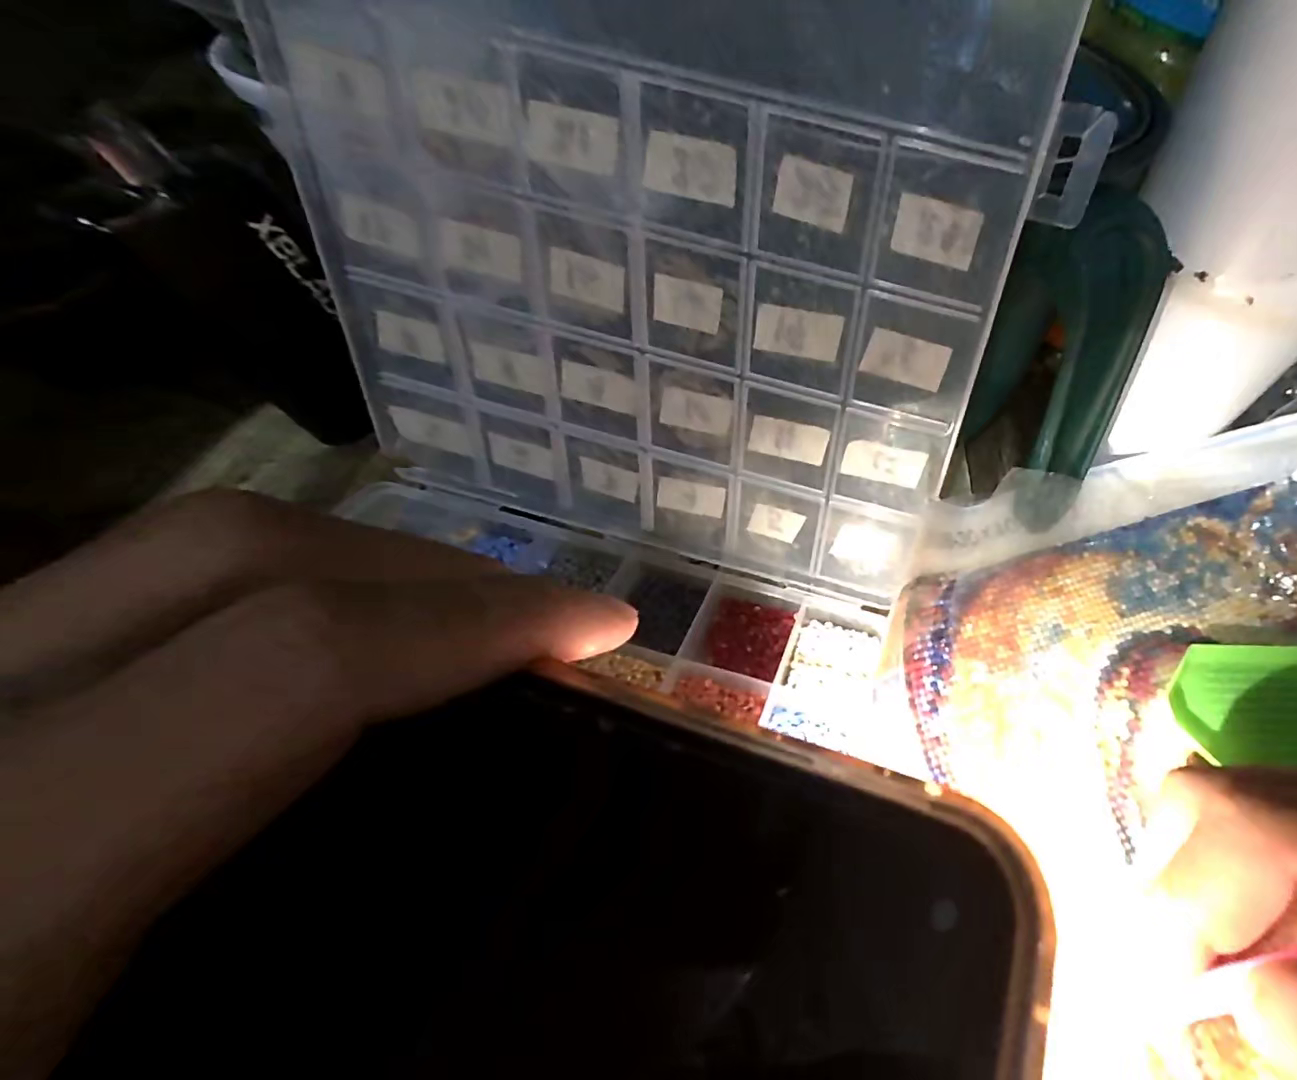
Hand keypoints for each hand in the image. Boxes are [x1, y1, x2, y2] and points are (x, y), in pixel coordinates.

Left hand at [0, 490, 635, 1077]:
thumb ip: (365, 958)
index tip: (607, 626)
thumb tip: (540, 861)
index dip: (489, 619)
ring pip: (178, 550)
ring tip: (462, 620)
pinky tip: (341, 655)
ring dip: (363, 567)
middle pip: (237, 553)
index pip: (301, 662)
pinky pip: (132, 593)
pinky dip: (275, 597)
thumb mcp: (195, 1074)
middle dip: (438, 569)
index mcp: (13, 856)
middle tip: (546, 615)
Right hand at [1146, 765, 1296, 1079]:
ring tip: (1216, 979)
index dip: (1192, 901)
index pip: (1276, 828)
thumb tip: (1259, 995)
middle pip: (1238, 797)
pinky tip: (1265, 953)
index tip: (1164, 1002)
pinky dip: (1242, 886)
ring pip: (1242, 799)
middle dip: (1182, 891)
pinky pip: (1279, 823)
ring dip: (1204, 888)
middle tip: (1183, 998)